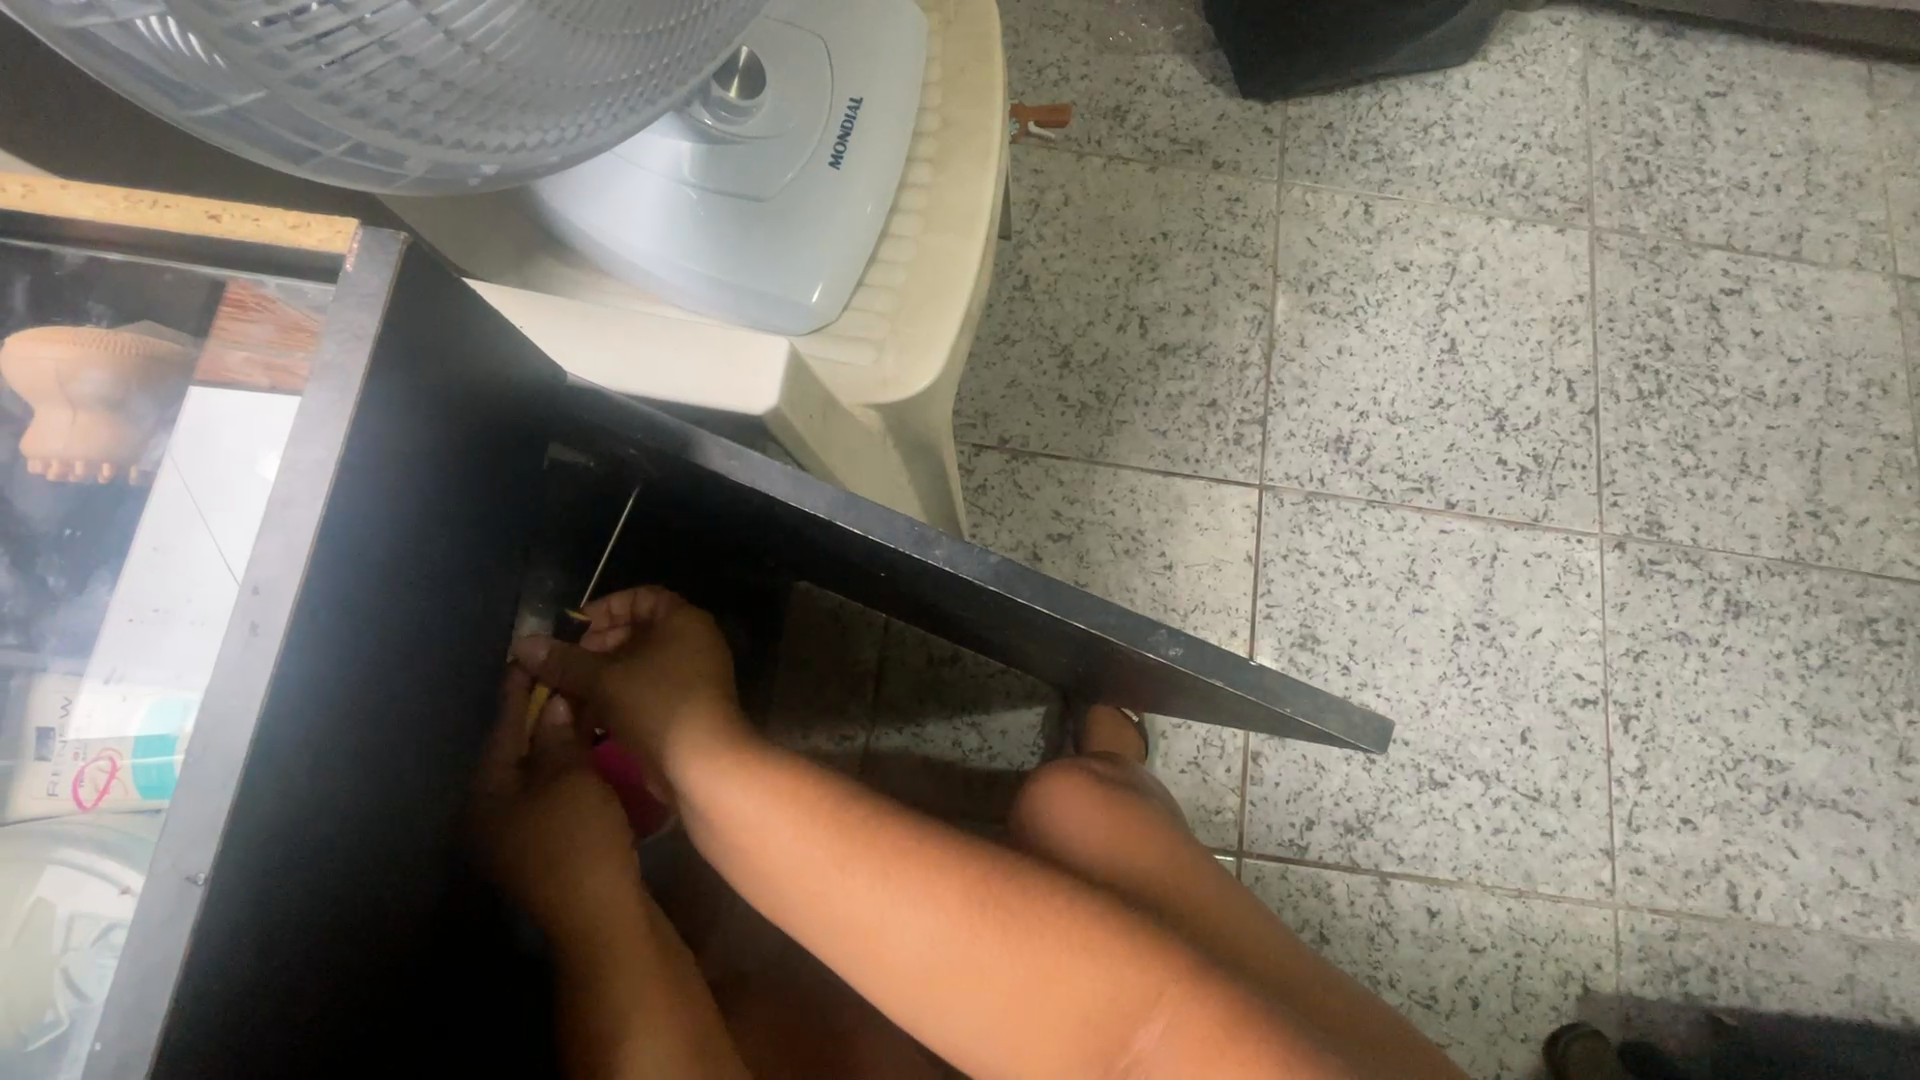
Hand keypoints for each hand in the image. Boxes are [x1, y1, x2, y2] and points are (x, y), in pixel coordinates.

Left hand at [471, 666, 643, 939]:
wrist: (599, 913)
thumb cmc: (577, 840)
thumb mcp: (569, 780)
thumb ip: (558, 738)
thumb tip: (553, 704)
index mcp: (487, 795)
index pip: (502, 728)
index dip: (518, 690)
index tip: (528, 654)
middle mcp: (493, 812)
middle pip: (515, 750)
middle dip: (539, 713)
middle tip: (563, 674)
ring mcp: (519, 832)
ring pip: (537, 770)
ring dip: (558, 738)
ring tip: (582, 703)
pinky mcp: (548, 843)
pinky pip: (553, 789)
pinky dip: (569, 765)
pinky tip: (592, 749)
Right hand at [511, 586, 754, 789]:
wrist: (702, 763)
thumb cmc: (657, 703)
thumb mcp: (604, 678)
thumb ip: (564, 660)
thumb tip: (523, 643)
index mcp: (683, 620)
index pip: (641, 597)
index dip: (604, 609)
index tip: (571, 630)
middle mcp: (691, 643)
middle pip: (635, 634)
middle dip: (592, 650)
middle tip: (560, 668)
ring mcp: (688, 678)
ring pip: (635, 669)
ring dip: (597, 680)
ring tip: (561, 697)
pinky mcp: (680, 709)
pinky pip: (643, 694)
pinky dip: (614, 701)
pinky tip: (582, 720)